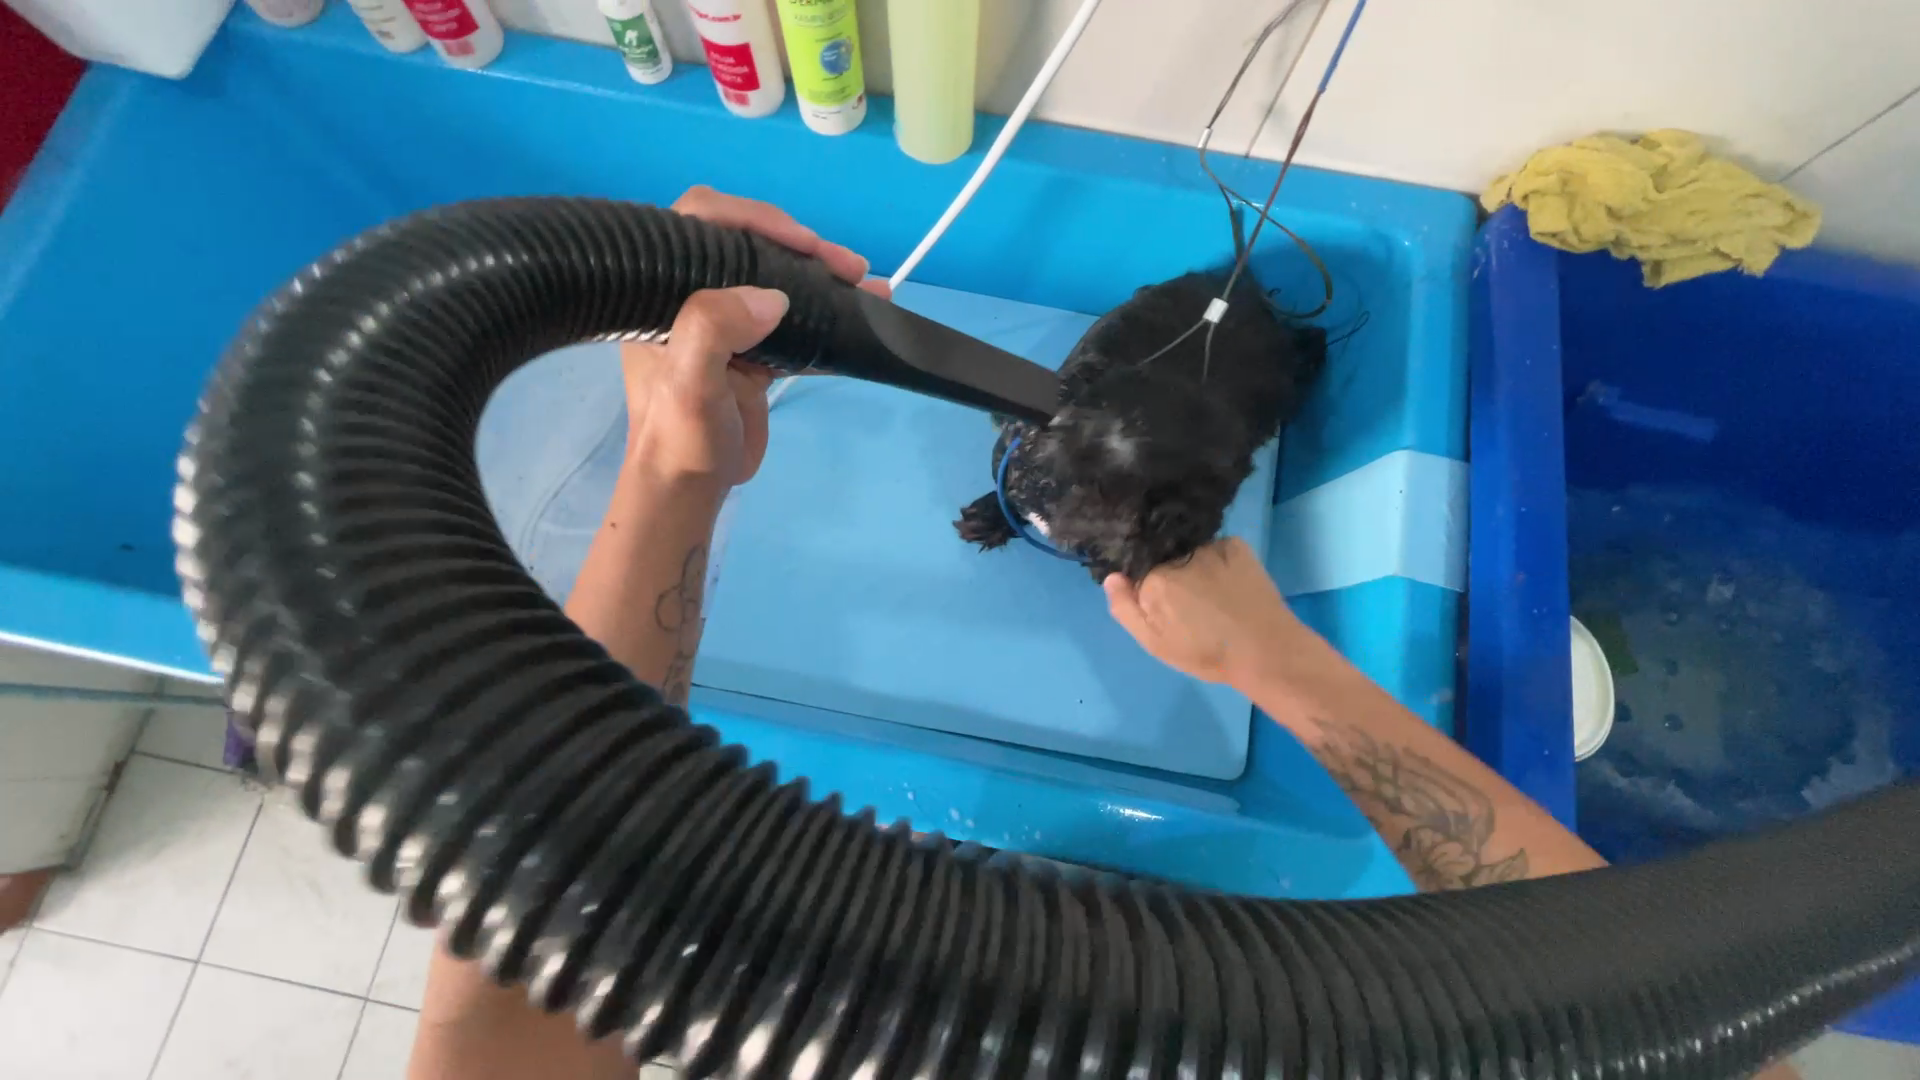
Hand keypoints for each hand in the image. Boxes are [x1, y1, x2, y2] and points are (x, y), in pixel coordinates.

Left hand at [621, 186, 890, 487]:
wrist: (693, 488)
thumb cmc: (681, 438)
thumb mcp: (688, 384)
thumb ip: (713, 328)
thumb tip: (772, 296)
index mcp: (663, 290)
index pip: (703, 223)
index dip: (755, 219)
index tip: (804, 245)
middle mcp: (695, 296)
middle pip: (751, 248)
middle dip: (804, 250)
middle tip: (850, 266)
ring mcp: (729, 325)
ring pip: (779, 283)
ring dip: (825, 280)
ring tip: (868, 283)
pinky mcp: (756, 352)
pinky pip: (797, 324)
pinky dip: (831, 319)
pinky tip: (865, 315)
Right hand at [1103, 537, 1304, 684]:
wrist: (1266, 651)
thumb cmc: (1205, 653)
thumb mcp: (1154, 643)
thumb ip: (1126, 608)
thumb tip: (1112, 576)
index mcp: (1154, 577)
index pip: (1135, 570)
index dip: (1143, 584)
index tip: (1156, 602)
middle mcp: (1178, 554)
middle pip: (1161, 558)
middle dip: (1167, 574)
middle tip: (1186, 602)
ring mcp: (1210, 546)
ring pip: (1187, 552)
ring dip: (1191, 565)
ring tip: (1208, 591)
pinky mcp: (1236, 545)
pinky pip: (1214, 548)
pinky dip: (1215, 561)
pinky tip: (1226, 581)